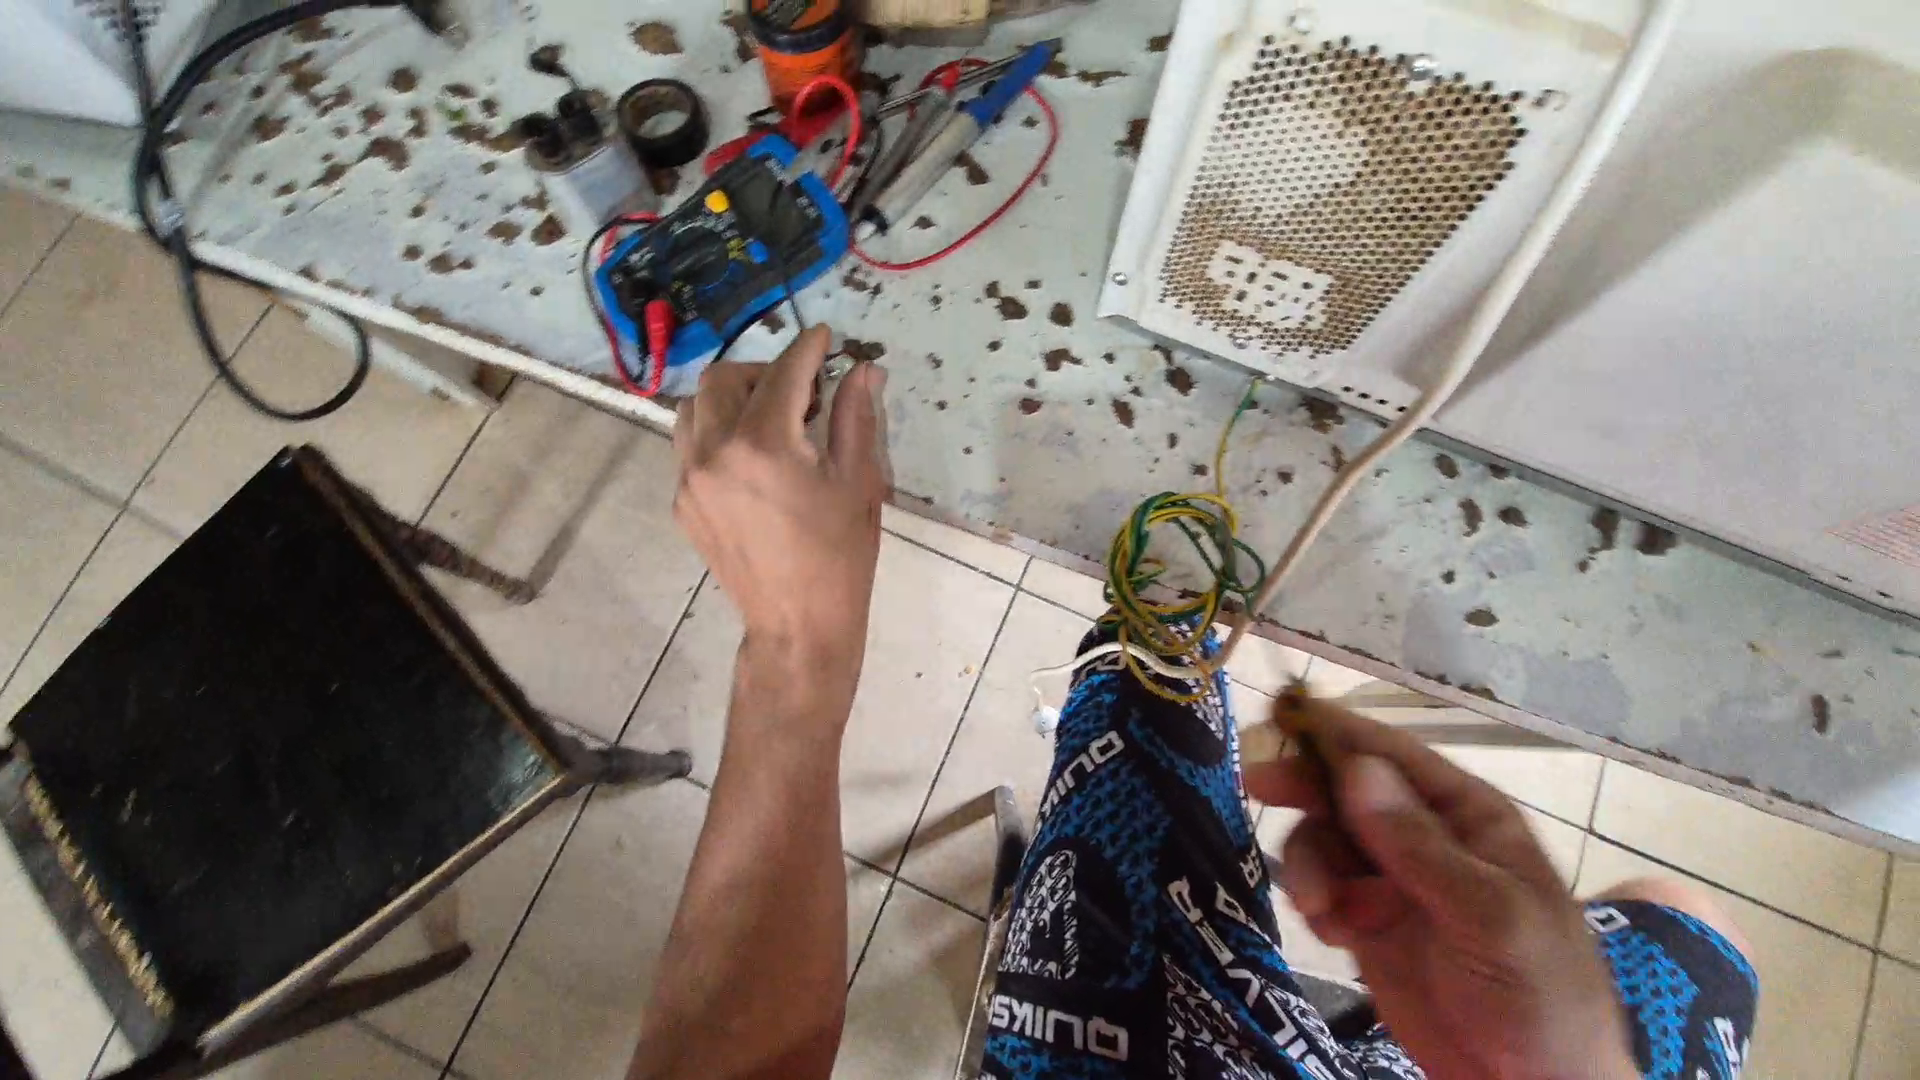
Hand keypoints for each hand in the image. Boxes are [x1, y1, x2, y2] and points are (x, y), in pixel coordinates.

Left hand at [673, 325, 889, 697]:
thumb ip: (856, 417)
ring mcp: (689, 478)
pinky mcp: (682, 502)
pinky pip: (688, 445)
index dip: (808, 348)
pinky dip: (716, 432)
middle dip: (764, 370)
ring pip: (694, 408)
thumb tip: (865, 370)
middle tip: (803, 391)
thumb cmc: (840, 556)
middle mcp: (714, 451)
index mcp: (763, 444)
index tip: (824, 336)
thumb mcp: (859, 483)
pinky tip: (751, 457)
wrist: (797, 624)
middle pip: (723, 378)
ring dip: (731, 397)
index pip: (783, 373)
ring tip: (770, 419)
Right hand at [1247, 697, 1635, 1079]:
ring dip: (1309, 864)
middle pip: (1342, 787)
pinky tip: (1332, 932)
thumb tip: (1355, 769)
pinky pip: (1318, 882)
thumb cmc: (1536, 994)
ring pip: (1322, 836)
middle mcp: (1419, 830)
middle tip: (1259, 787)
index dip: (1333, 730)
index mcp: (1463, 813)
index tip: (1279, 713)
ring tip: (1318, 909)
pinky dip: (1314, 900)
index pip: (1388, 753)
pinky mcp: (1365, 913)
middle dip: (1303, 790)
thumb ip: (1417, 845)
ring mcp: (1389, 872)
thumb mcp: (1487, 917)